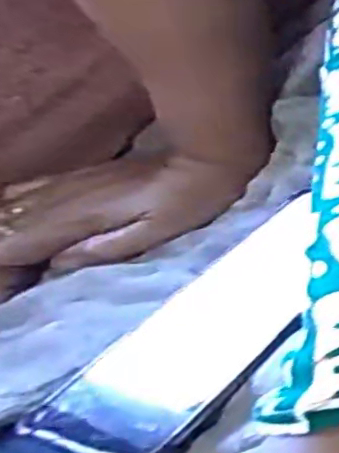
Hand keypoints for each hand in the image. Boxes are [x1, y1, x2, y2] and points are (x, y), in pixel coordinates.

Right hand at [0, 149, 262, 274]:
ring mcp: (56, 187)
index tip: (18, 293)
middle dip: (5, 262)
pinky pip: (14, 199)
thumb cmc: (193, 198)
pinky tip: (27, 234)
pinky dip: (10, 221)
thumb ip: (108, 249)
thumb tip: (59, 265)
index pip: (5, 252)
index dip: (5, 277)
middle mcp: (50, 201)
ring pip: (0, 218)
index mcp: (70, 218)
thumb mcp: (160, 230)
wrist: (205, 159)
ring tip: (26, 266)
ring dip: (6, 243)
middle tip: (23, 283)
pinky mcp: (68, 180)